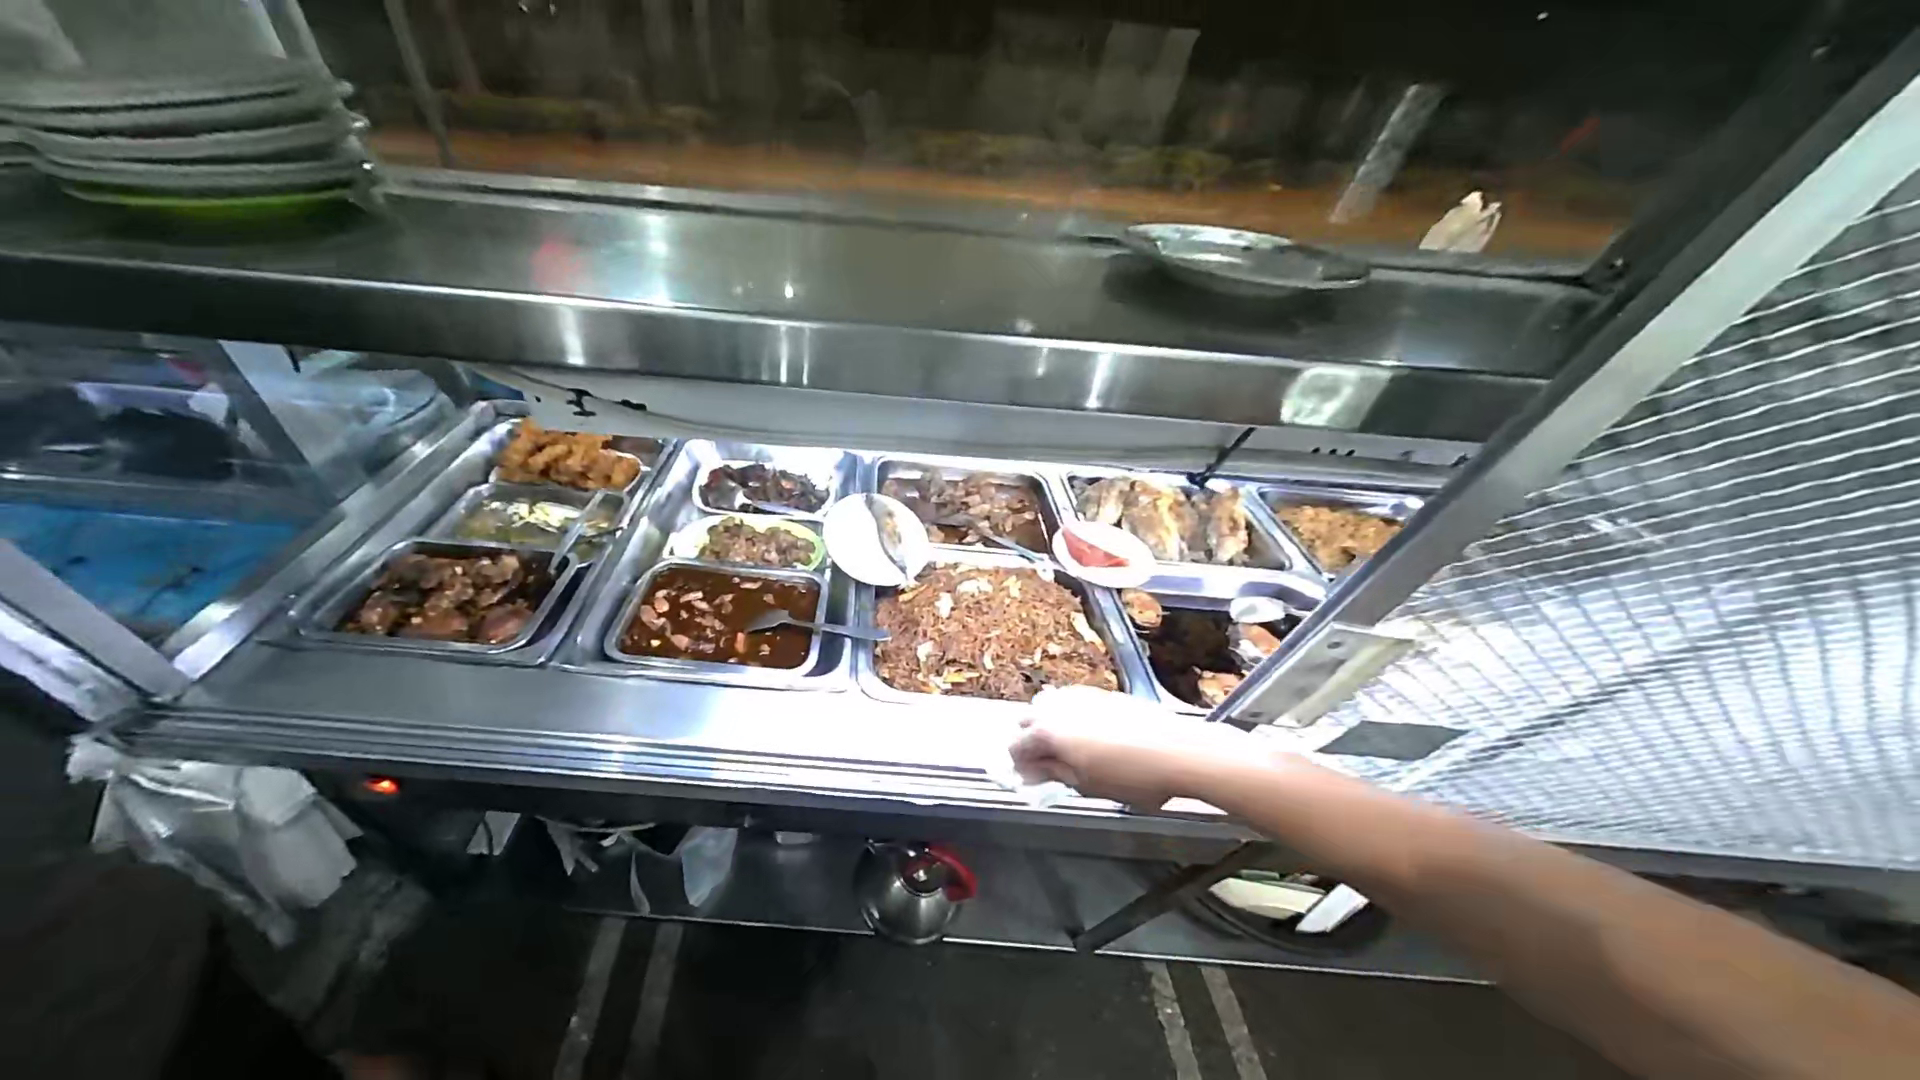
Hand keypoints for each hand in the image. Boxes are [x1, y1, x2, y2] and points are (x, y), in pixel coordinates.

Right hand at [1009, 687, 1273, 807]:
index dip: (1019, 765)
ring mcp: (1083, 696)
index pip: (1016, 745)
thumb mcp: (1086, 785)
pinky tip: (1089, 739)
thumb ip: (1053, 774)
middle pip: (1029, 721)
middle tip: (1045, 767)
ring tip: (1069, 754)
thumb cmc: (1133, 776)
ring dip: (1050, 728)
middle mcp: (1060, 707)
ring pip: (1050, 708)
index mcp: (1049, 731)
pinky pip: (1073, 704)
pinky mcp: (1105, 695)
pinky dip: (1071, 719)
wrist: (1180, 751)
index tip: (1030, 779)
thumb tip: (1032, 772)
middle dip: (1030, 742)